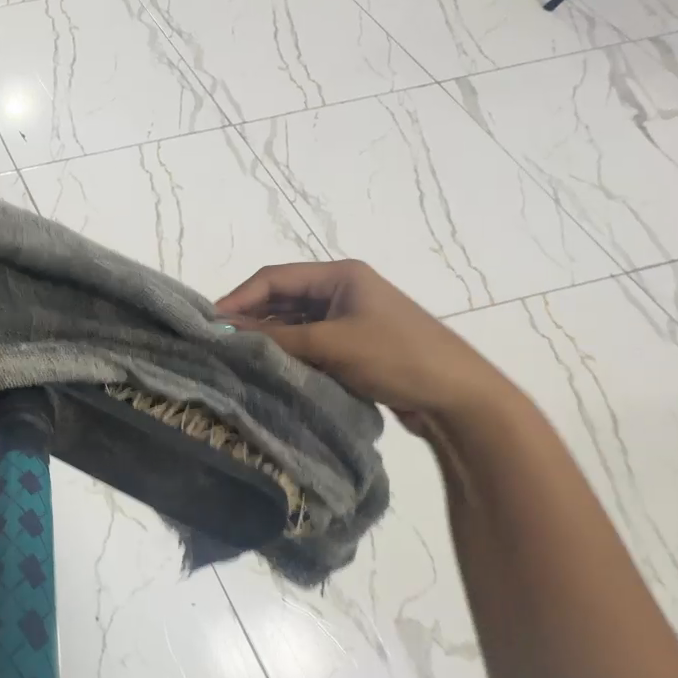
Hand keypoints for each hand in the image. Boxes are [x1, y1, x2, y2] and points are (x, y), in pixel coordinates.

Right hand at [215, 260, 515, 430]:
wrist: (466, 402)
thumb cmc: (399, 358)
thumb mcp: (331, 344)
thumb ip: (275, 337)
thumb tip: (225, 332)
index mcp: (341, 275)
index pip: (273, 278)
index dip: (239, 297)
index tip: (212, 322)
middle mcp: (343, 290)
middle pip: (281, 298)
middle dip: (251, 317)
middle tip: (221, 340)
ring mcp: (352, 318)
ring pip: (294, 322)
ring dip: (270, 337)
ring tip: (241, 356)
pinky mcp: (357, 345)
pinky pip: (310, 341)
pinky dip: (289, 352)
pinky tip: (272, 367)